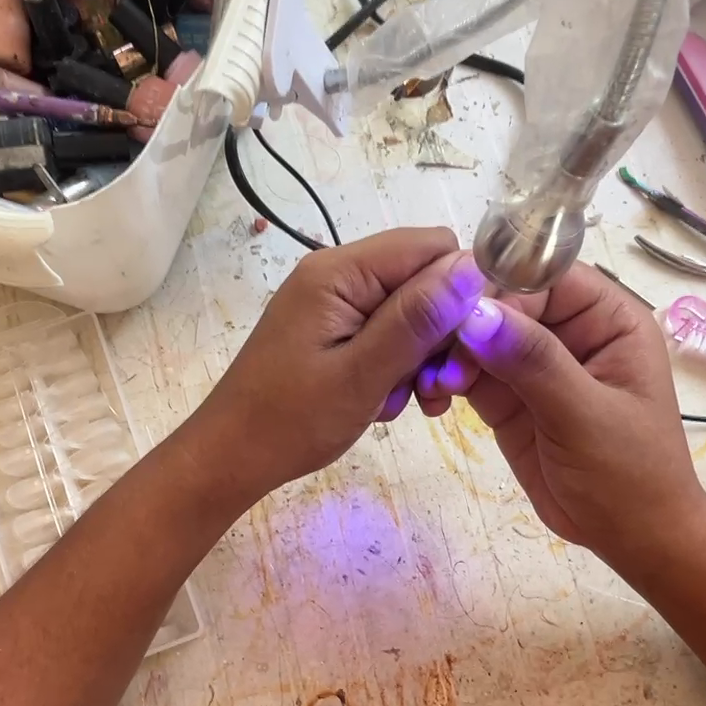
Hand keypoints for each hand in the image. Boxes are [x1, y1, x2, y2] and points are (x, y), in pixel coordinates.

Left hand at [186, 227, 482, 499]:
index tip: (467, 349)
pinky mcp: (331, 331)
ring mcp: (332, 304)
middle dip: (440, 334)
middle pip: (423, 281)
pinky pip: (384, 335)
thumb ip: (417, 320)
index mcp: (340, 272)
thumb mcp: (362, 374)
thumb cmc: (290, 421)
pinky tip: (388, 403)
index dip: (461, 293)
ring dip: (420, 359)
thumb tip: (473, 268)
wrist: (232, 457)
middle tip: (434, 390)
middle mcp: (337, 275)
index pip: (433, 248)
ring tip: (407, 404)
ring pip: (409, 313)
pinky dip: (397, 368)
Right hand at [454, 262, 705, 556]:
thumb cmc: (627, 474)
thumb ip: (533, 362)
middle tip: (434, 355)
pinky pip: (468, 373)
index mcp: (606, 321)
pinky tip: (431, 396)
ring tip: (431, 386)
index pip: (547, 279)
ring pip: (479, 337)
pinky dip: (445, 380)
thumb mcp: (584, 414)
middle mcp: (568, 334)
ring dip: (449, 354)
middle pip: (504, 303)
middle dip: (466, 324)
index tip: (458, 315)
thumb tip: (475, 314)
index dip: (501, 289)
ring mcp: (534, 367)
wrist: (627, 535)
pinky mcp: (508, 399)